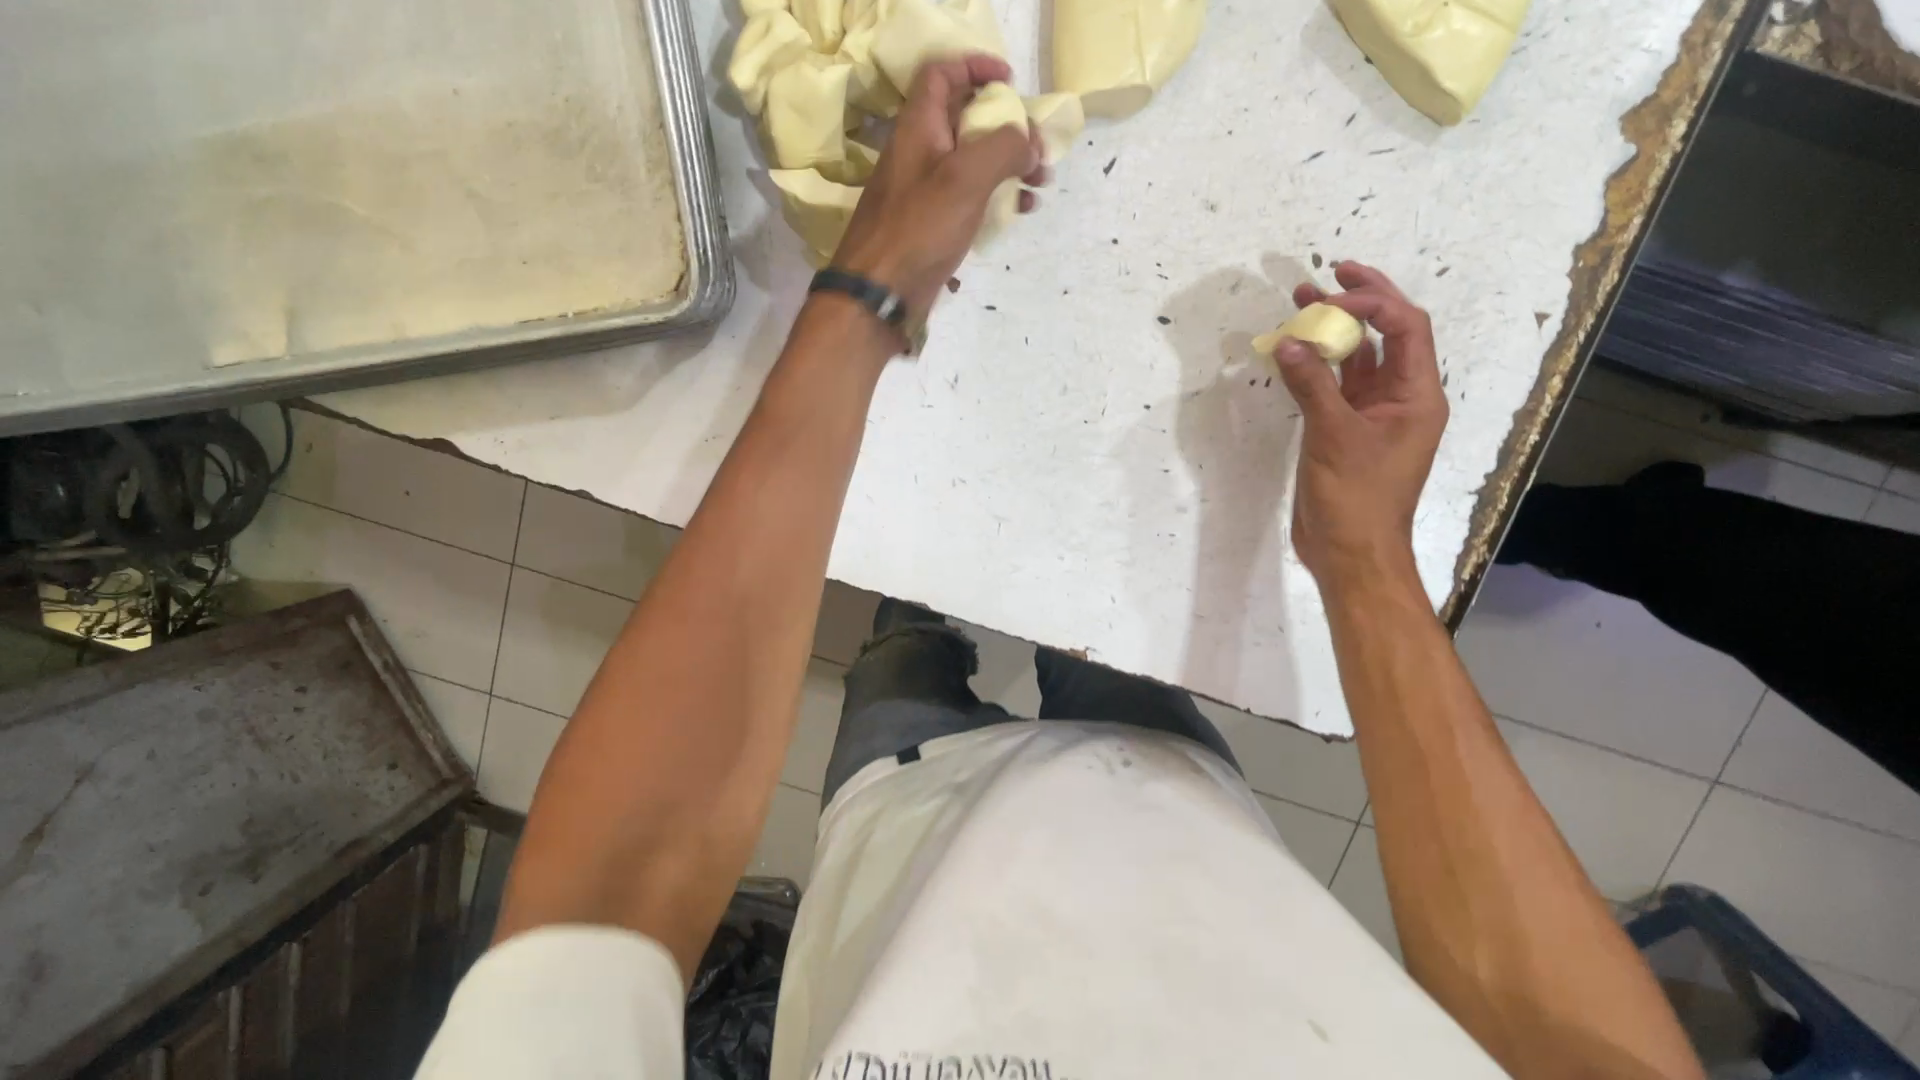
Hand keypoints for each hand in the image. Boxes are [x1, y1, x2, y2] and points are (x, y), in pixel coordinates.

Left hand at [831, 55, 1044, 321]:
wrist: (879, 292)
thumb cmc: (919, 228)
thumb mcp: (966, 177)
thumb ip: (1004, 147)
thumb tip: (1029, 142)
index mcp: (919, 126)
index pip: (942, 73)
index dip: (975, 66)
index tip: (1010, 81)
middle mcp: (919, 151)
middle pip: (966, 118)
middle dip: (1008, 126)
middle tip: (1039, 147)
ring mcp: (925, 189)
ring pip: (973, 161)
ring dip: (1009, 164)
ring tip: (1040, 183)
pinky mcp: (931, 223)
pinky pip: (969, 197)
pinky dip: (996, 197)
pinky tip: (1021, 211)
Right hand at [1271, 262, 1448, 593]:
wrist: (1351, 553)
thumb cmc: (1357, 497)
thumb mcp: (1334, 436)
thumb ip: (1312, 384)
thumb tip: (1288, 341)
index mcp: (1417, 395)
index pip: (1404, 328)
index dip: (1372, 302)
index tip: (1331, 294)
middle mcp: (1401, 398)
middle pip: (1388, 335)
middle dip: (1361, 301)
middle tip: (1328, 272)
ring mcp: (1373, 416)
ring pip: (1358, 359)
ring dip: (1335, 331)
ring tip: (1302, 303)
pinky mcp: (1345, 432)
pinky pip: (1335, 386)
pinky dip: (1316, 366)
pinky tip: (1294, 352)